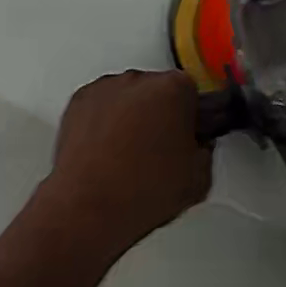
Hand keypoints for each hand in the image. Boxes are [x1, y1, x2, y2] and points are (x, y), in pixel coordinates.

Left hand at [36, 70, 211, 258]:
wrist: (89, 206)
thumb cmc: (138, 191)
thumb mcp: (198, 180)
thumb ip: (204, 152)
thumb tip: (197, 150)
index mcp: (173, 90)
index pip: (190, 91)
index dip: (189, 116)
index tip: (185, 134)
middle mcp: (139, 80)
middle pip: (157, 90)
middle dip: (159, 113)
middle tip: (158, 150)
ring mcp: (107, 88)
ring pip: (128, 96)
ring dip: (130, 115)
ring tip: (128, 156)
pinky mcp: (80, 100)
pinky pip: (100, 104)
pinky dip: (103, 120)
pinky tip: (107, 152)